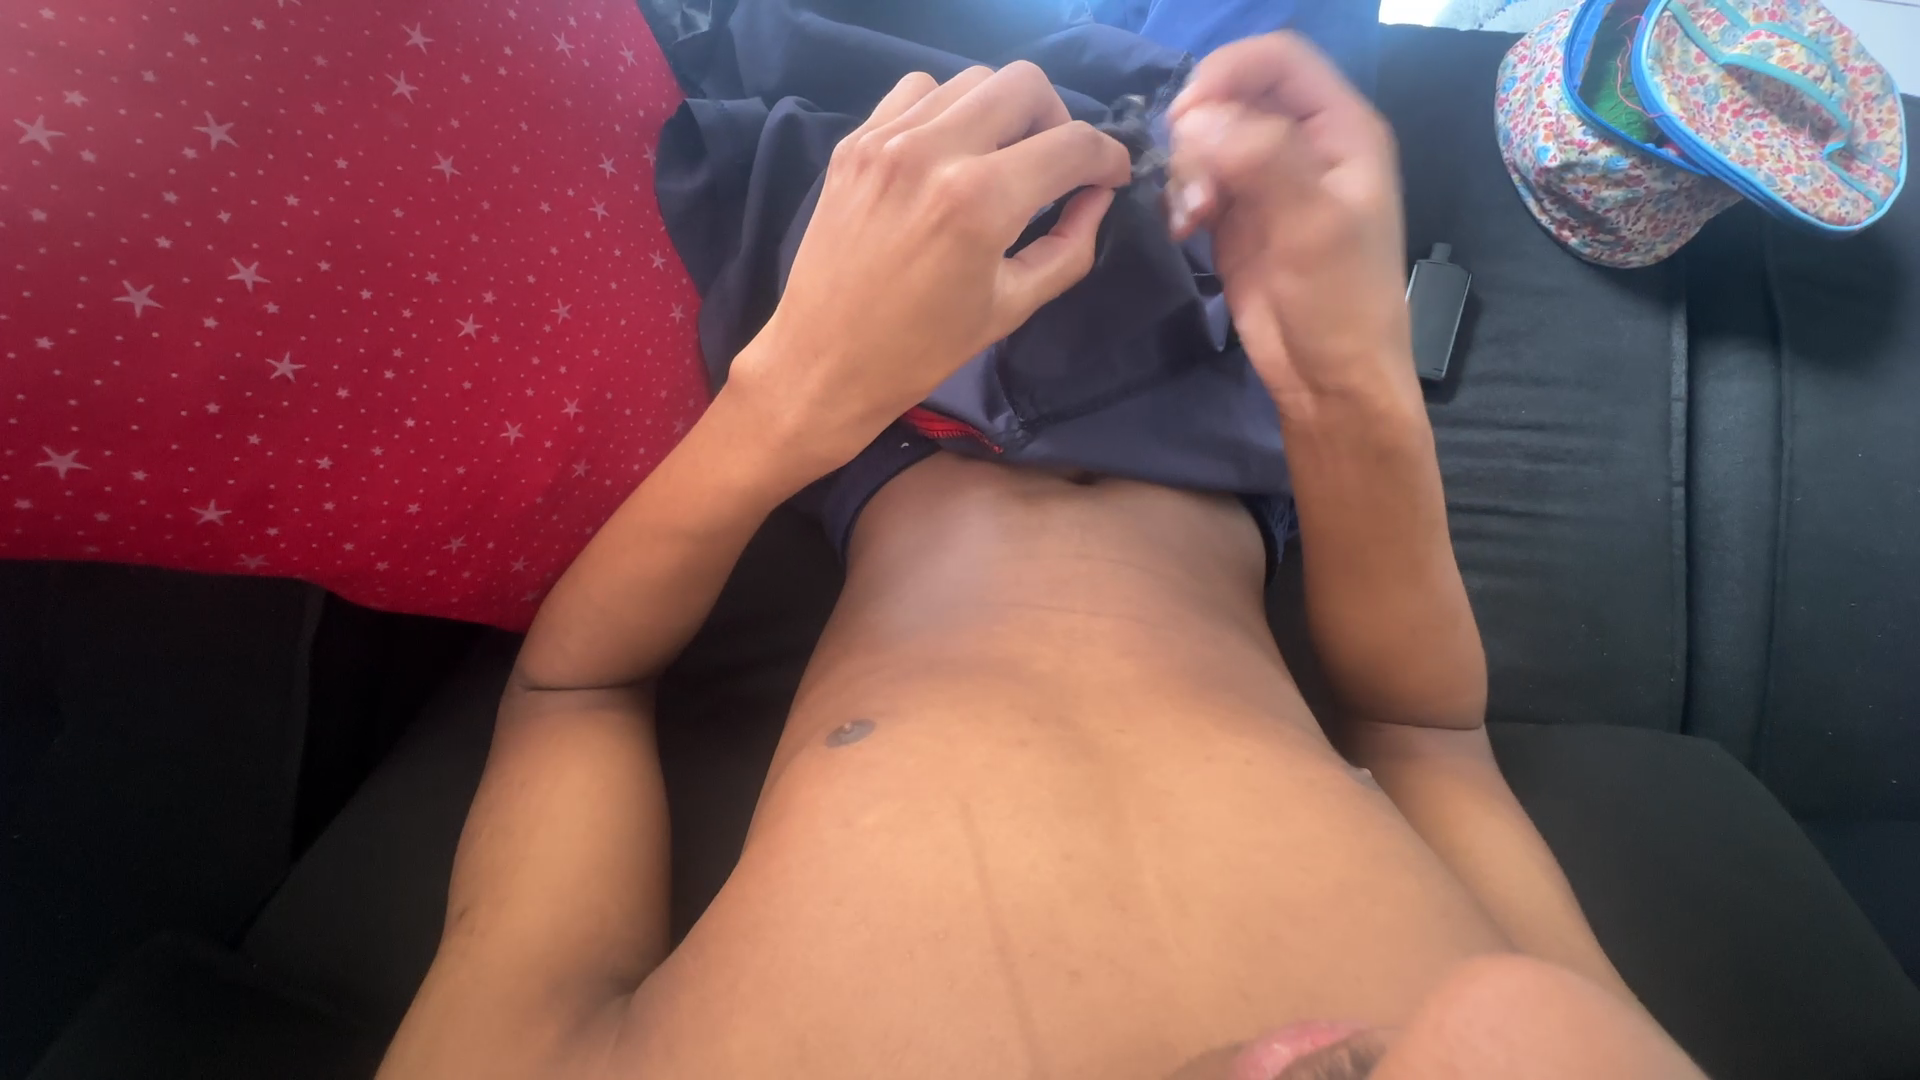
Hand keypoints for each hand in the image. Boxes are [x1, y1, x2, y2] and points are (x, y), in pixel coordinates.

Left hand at [729, 63, 1131, 474]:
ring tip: (1001, 161)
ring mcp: (886, 141)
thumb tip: (1097, 199)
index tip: (1111, 175)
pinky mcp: (854, 144)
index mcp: (979, 202)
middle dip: (1059, 120)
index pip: (1070, 144)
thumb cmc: (922, 352)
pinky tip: (948, 156)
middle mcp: (933, 151)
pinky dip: (948, 112)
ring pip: (971, 80)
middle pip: (1025, 85)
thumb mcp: (1010, 308)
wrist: (825, 364)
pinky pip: (917, 93)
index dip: (1106, 157)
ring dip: (1003, 112)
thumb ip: (1068, 247)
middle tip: (1056, 166)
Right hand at [1166, 33, 1414, 419]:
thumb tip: (1194, 119)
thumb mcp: (1312, 225)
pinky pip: (1197, 188)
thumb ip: (1262, 160)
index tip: (1183, 118)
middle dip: (1200, 133)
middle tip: (1189, 185)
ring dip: (1186, 173)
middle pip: (1235, 100)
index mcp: (1340, 130)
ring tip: (1188, 218)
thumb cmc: (1339, 301)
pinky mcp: (1235, 224)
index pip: (1280, 62)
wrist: (1327, 376)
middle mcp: (1302, 148)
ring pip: (1209, 145)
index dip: (1228, 73)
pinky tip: (1181, 229)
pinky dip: (1181, 201)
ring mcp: (1265, 186)